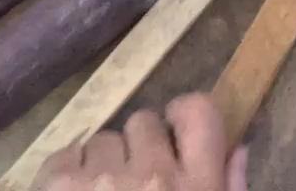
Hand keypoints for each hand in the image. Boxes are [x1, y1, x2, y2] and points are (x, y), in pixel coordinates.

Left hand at [35, 93, 247, 190]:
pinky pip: (65, 156)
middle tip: (133, 186)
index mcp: (198, 188)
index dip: (183, 115)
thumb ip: (229, 189)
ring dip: (102, 166)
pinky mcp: (56, 185)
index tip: (173, 132)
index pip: (199, 111)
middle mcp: (154, 175)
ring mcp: (103, 180)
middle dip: (138, 149)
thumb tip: (239, 147)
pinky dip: (67, 178)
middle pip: (144, 122)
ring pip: (103, 140)